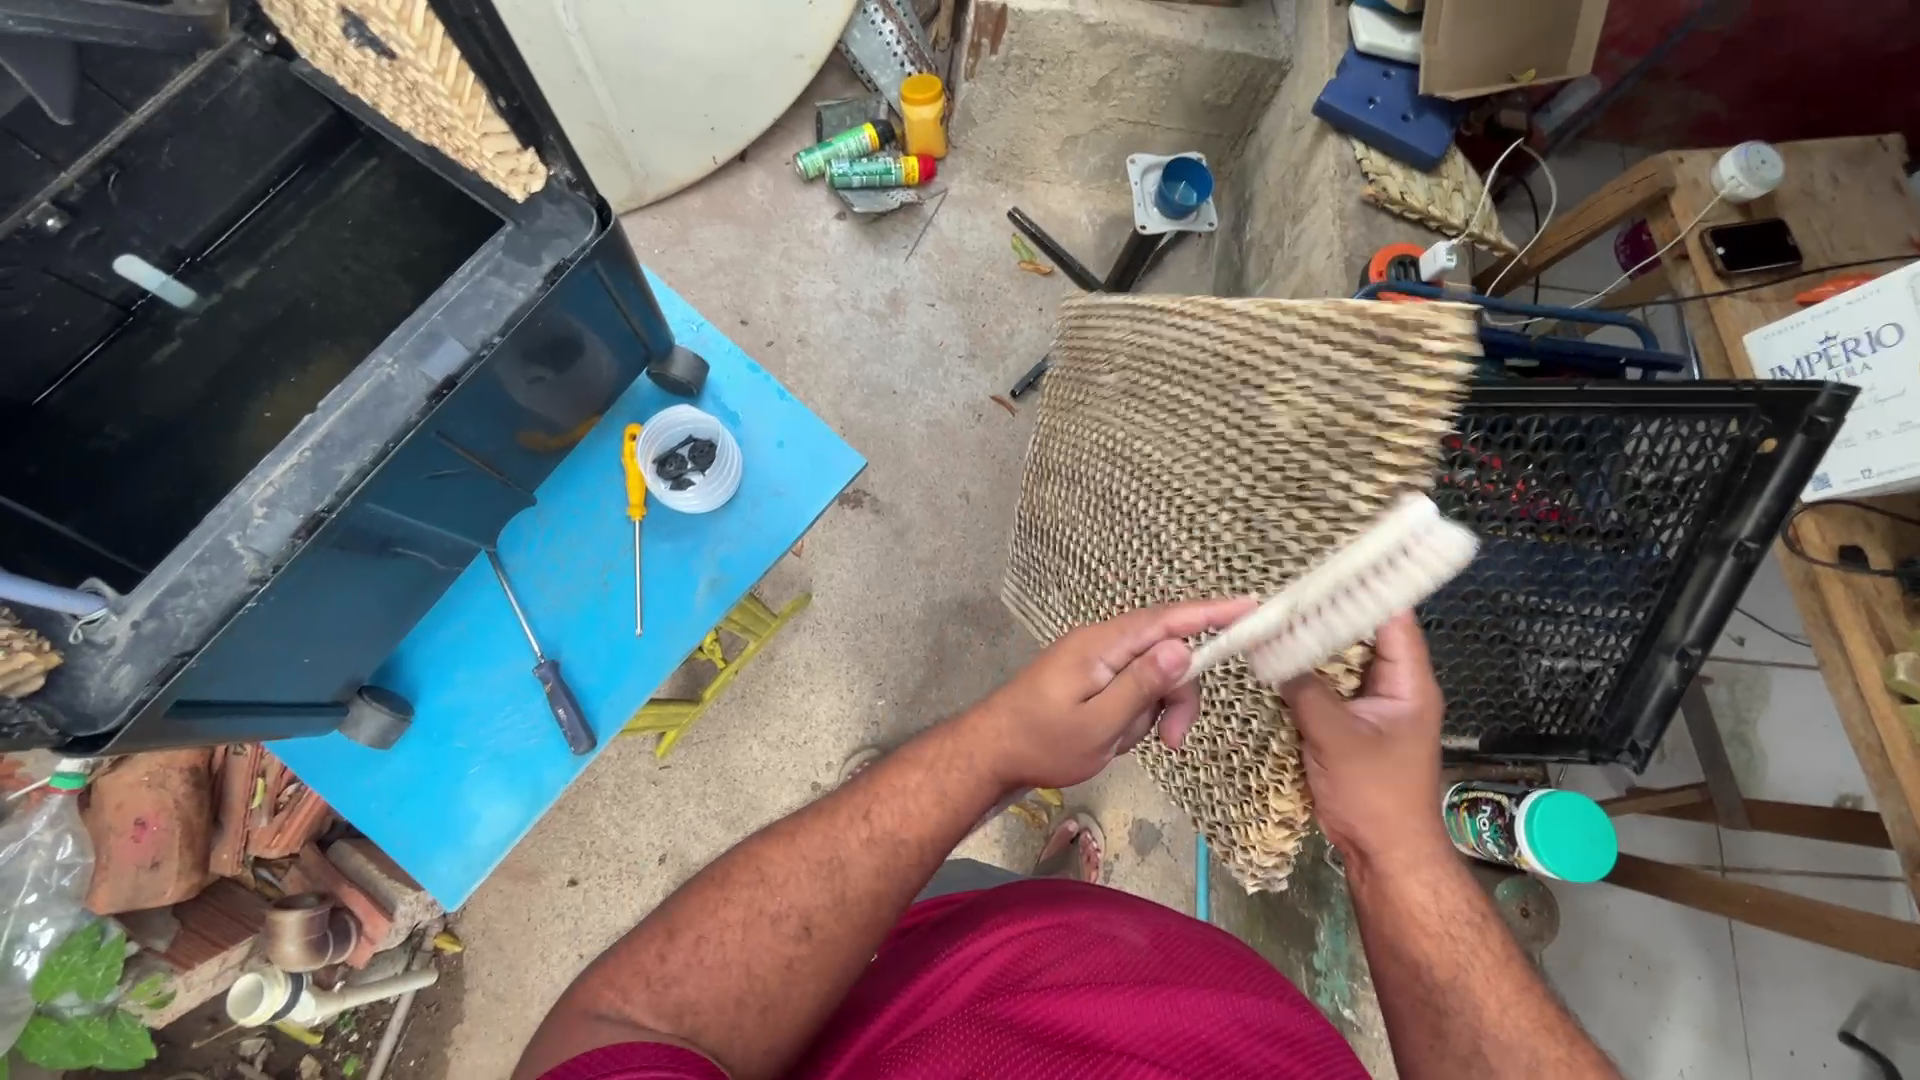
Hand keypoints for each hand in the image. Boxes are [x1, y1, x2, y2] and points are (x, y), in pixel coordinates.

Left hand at [965, 597, 1255, 789]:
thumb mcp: (1098, 723)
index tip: (1252, 606)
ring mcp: (1095, 661)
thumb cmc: (1041, 742)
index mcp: (1102, 644)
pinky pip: (1130, 690)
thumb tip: (1184, 648)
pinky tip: (1110, 738)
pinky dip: (1132, 717)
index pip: (1167, 619)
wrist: (992, 754)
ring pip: (1151, 677)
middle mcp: (1101, 643)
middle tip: (1170, 741)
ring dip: (1149, 713)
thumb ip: (1142, 685)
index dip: (1212, 612)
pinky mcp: (1092, 679)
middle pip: (1165, 654)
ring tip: (1120, 743)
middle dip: (1175, 696)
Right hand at [1280, 611, 1451, 868]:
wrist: (1381, 852)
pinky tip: (1274, 657)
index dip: (1365, 589)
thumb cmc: (1374, 795)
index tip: (1327, 566)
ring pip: (1339, 659)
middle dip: (1326, 612)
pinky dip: (1302, 670)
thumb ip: (1305, 689)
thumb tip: (1269, 650)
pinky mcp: (1346, 721)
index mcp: (1408, 683)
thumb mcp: (1337, 737)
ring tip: (1274, 615)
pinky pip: (1325, 683)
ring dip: (1310, 642)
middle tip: (1286, 589)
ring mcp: (1368, 705)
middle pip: (1361, 634)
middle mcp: (1391, 686)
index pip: (1393, 620)